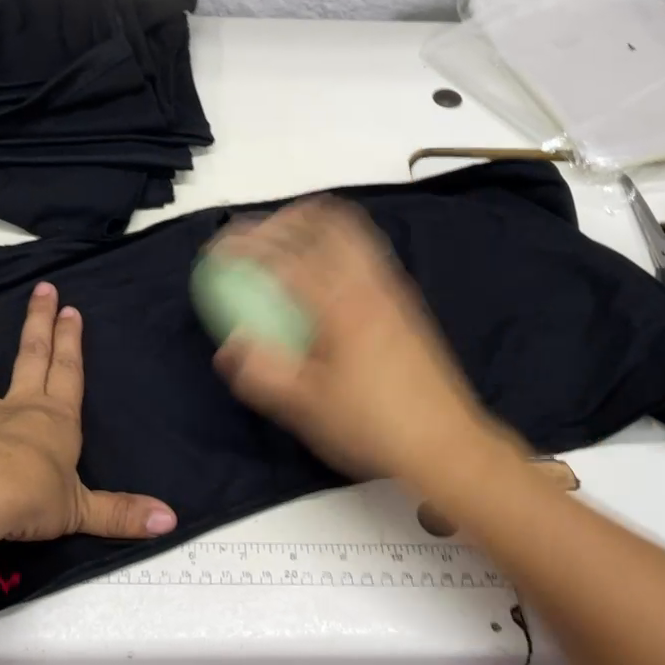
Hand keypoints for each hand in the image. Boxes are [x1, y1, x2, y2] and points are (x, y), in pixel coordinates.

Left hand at [0, 282, 176, 545]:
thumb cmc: (34, 499)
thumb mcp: (84, 509)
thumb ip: (124, 514)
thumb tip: (170, 520)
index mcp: (55, 420)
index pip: (68, 371)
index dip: (71, 340)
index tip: (70, 309)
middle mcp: (17, 408)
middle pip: (30, 356)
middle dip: (38, 322)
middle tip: (41, 288)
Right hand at [210, 197, 506, 483]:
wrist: (447, 445)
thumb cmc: (374, 428)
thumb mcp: (307, 410)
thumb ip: (263, 374)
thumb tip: (229, 346)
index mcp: (340, 305)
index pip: (284, 257)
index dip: (245, 246)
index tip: (217, 249)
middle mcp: (369, 284)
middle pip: (325, 221)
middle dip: (282, 220)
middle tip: (252, 239)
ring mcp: (393, 289)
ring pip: (350, 231)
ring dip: (311, 227)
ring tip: (284, 246)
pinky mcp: (405, 302)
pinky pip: (365, 251)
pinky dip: (335, 245)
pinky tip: (322, 279)